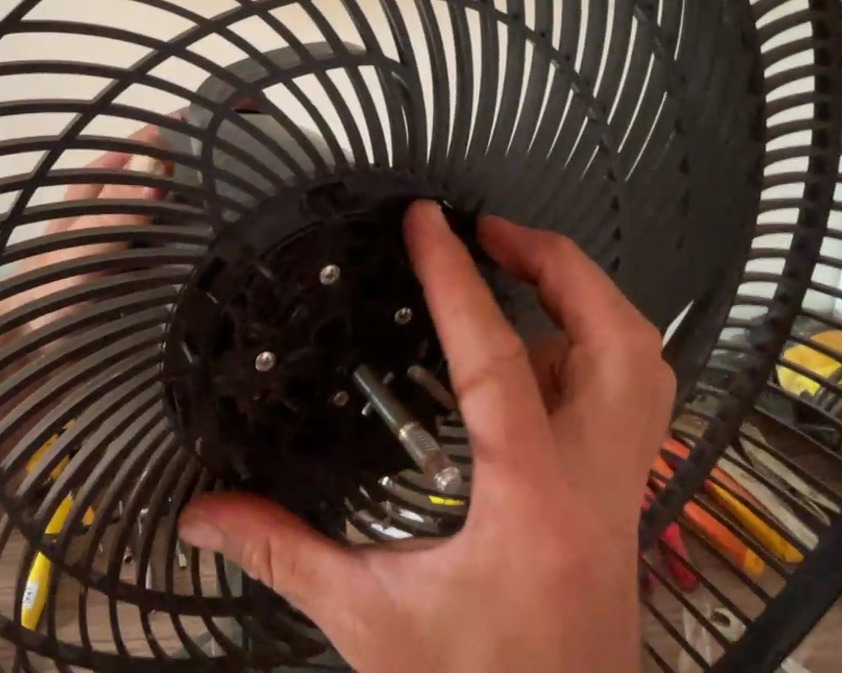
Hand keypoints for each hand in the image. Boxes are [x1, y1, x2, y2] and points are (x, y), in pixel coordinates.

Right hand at [175, 200, 675, 672]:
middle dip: (557, 266)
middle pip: (616, 341)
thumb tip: (200, 514)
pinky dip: (589, 345)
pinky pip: (628, 397)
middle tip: (491, 231)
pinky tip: (533, 351)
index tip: (427, 221)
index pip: (496, 361)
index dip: (457, 279)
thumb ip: (281, 552)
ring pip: (641, 366)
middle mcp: (596, 485)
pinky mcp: (618, 502)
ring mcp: (620, 492)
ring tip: (519, 269)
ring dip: (586, 298)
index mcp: (532, 502)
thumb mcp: (367, 620)